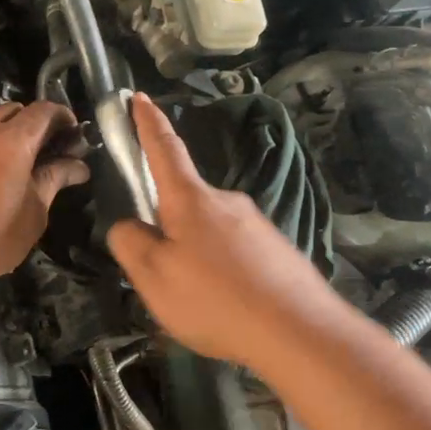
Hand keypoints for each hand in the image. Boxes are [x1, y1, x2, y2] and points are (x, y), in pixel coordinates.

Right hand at [106, 93, 348, 365]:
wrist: (301, 333)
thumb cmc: (215, 299)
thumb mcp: (152, 276)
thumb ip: (129, 242)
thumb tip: (130, 225)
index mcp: (190, 199)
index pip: (164, 149)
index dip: (147, 123)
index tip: (138, 96)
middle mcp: (226, 201)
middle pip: (183, 202)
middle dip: (166, 228)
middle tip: (159, 272)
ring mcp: (256, 225)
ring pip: (208, 232)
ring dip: (194, 256)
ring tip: (196, 301)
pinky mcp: (276, 250)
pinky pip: (233, 254)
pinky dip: (220, 273)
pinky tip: (225, 307)